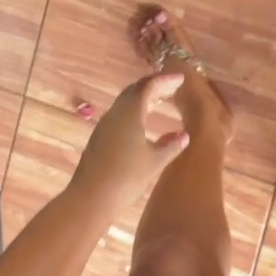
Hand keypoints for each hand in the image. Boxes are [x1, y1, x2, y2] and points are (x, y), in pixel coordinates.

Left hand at [70, 73, 191, 208]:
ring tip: (159, 99)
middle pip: (135, 90)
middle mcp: (116, 113)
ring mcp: (105, 124)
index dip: (165, 80)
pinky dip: (134, 108)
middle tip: (171, 87)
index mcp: (130, 113)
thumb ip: (171, 145)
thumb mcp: (154, 162)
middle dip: (153, 85)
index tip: (180, 78)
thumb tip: (184, 134)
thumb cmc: (126, 177)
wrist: (91, 196)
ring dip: (142, 96)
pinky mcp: (100, 135)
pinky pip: (119, 112)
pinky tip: (140, 121)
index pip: (148, 86)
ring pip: (125, 101)